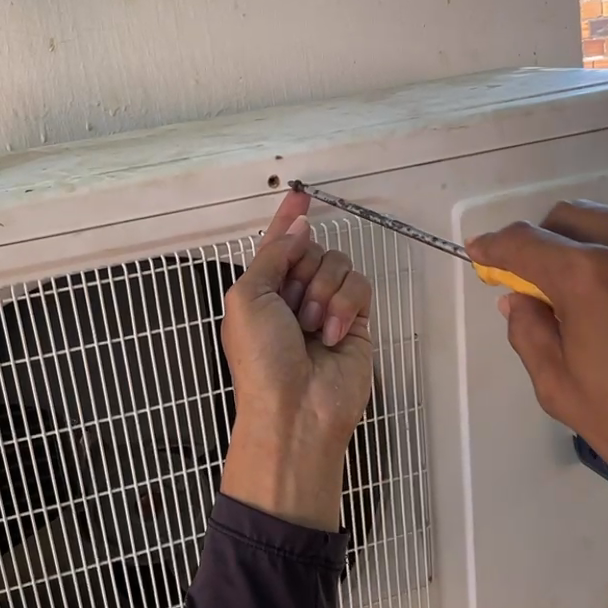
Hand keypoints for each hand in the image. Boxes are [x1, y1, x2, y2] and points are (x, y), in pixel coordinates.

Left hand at [218, 190, 374, 530]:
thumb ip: (272, 255)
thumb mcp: (247, 298)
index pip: (277, 245)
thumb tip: (298, 228)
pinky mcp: (356, 321)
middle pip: (311, 250)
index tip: (298, 197)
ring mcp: (326, 307)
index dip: (286, 221)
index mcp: (261, 290)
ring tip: (312, 328)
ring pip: (337, 264)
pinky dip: (345, 305)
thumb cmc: (261, 359)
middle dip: (303, 272)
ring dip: (322, 293)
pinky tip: (332, 334)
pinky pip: (360, 286)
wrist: (295, 409)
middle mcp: (293, 295)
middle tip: (294, 308)